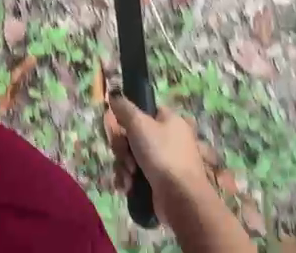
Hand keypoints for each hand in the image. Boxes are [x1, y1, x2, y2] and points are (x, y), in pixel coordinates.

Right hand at [105, 97, 213, 222]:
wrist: (182, 200)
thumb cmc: (162, 155)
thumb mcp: (139, 123)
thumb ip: (123, 107)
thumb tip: (114, 95)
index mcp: (170, 121)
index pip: (144, 110)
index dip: (128, 116)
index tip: (118, 125)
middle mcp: (168, 139)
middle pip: (132, 134)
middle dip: (122, 146)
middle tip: (124, 153)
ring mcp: (164, 161)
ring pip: (131, 154)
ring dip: (123, 164)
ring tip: (129, 174)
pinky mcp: (158, 181)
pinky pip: (135, 173)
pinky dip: (129, 178)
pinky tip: (128, 185)